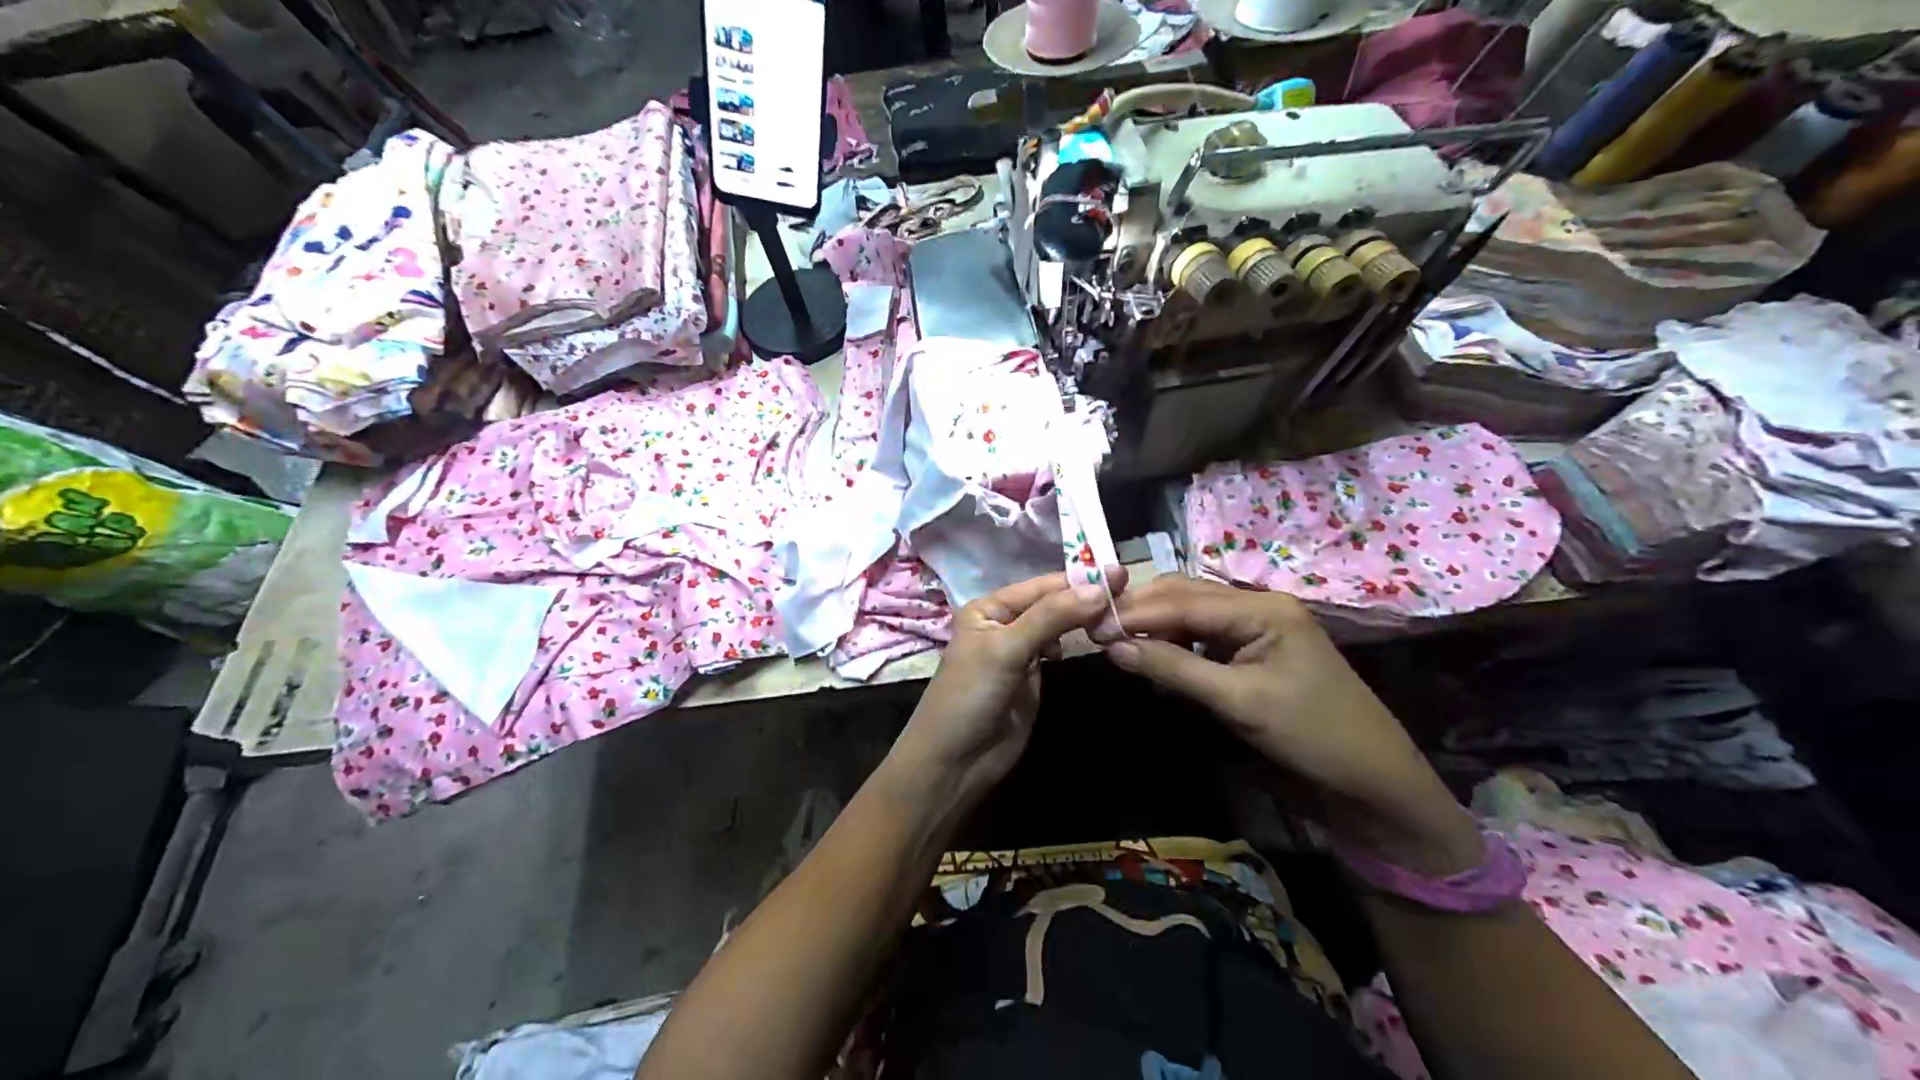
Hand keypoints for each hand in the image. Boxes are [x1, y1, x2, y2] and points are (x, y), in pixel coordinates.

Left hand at [887, 568, 1128, 810]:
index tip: (1121, 572)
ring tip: (1121, 611)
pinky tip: (1098, 639)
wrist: (955, 762)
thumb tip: (1099, 588)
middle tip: (1130, 589)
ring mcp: (1019, 651)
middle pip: (1051, 603)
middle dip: (1085, 597)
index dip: (1079, 579)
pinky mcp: (1032, 677)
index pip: (1040, 586)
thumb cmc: (971, 696)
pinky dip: (1078, 642)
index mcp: (988, 608)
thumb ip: (1051, 618)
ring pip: (1058, 626)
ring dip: (1085, 618)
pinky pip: (1059, 650)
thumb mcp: (1006, 649)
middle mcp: (1003, 623)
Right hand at [1095, 576, 1480, 874]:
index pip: (1183, 600)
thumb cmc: (1312, 736)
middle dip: (1140, 611)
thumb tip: (1112, 646)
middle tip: (1095, 629)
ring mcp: (1257, 628)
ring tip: (1115, 641)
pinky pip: (1203, 637)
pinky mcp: (1254, 652)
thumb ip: (1174, 667)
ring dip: (1154, 626)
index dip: (1135, 612)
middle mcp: (1259, 606)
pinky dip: (1174, 644)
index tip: (1090, 625)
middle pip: (1186, 596)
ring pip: (1192, 614)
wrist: (1374, 784)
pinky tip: (1152, 656)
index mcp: (1262, 608)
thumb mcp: (1238, 702)